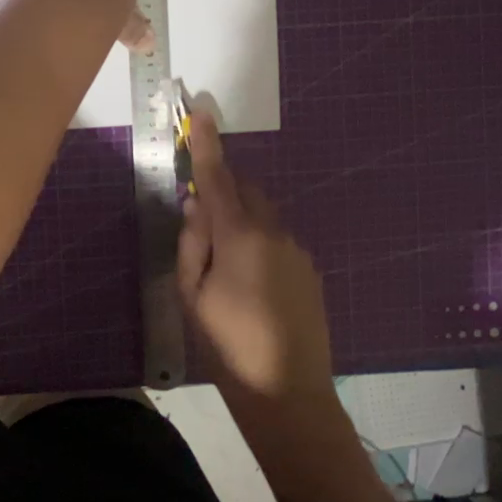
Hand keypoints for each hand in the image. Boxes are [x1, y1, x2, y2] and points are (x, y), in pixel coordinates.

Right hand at [176, 109, 333, 401]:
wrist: (289, 393)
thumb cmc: (227, 345)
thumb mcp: (191, 294)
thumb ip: (191, 242)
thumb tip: (195, 203)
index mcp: (238, 235)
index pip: (217, 177)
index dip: (206, 142)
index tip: (201, 108)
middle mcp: (273, 232)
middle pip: (246, 191)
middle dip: (223, 191)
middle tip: (199, 222)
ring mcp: (297, 250)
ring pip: (263, 216)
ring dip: (241, 222)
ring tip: (223, 267)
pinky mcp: (310, 270)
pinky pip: (277, 240)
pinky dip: (258, 244)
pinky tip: (249, 285)